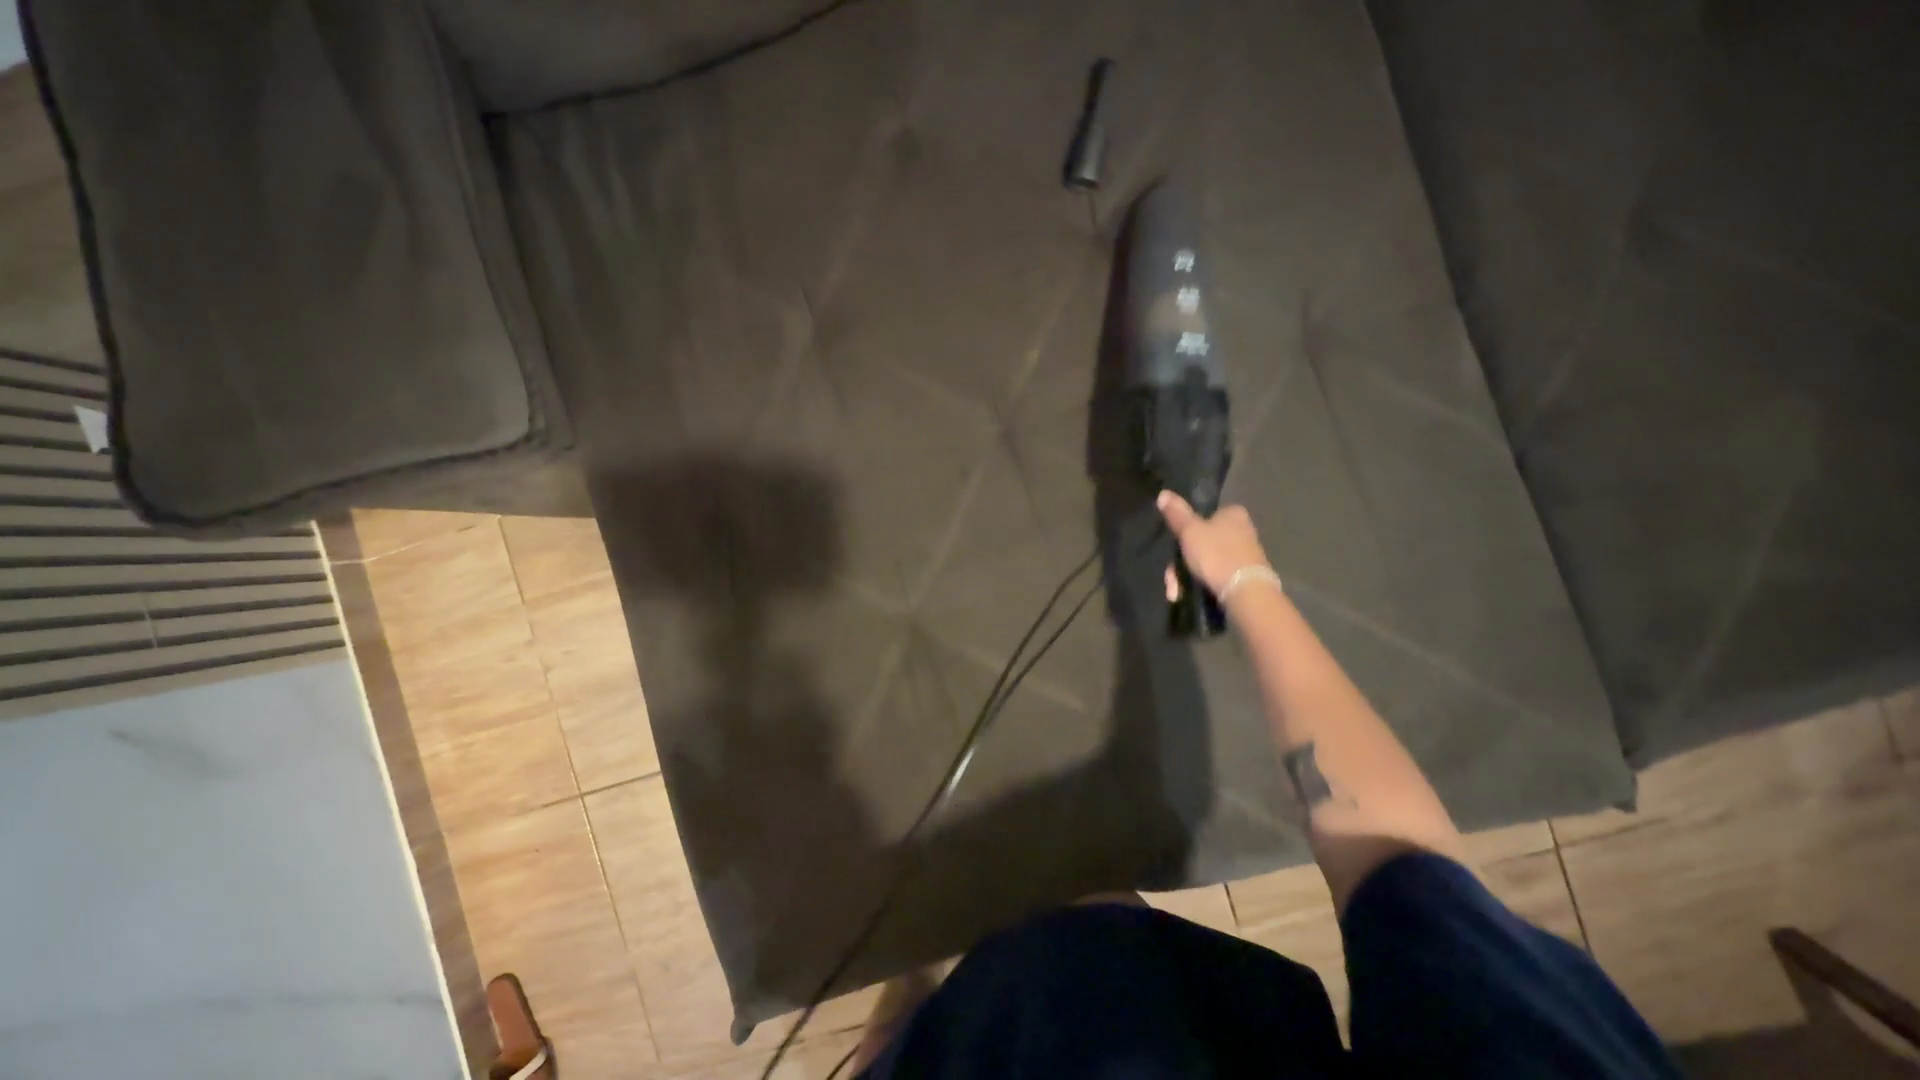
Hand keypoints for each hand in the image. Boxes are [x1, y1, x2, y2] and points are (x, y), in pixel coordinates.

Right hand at [1157, 491, 1271, 600]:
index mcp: (1233, 513)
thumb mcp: (1190, 531)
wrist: (1246, 591)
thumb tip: (1163, 494)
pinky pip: (1216, 576)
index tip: (1173, 548)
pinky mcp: (1245, 575)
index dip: (1185, 531)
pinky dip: (1201, 585)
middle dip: (1181, 563)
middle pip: (1201, 543)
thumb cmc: (1216, 554)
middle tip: (1172, 579)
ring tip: (1177, 593)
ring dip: (1186, 577)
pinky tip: (1188, 596)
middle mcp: (1242, 530)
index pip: (1204, 515)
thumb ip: (1176, 514)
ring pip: (1206, 562)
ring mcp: (1245, 554)